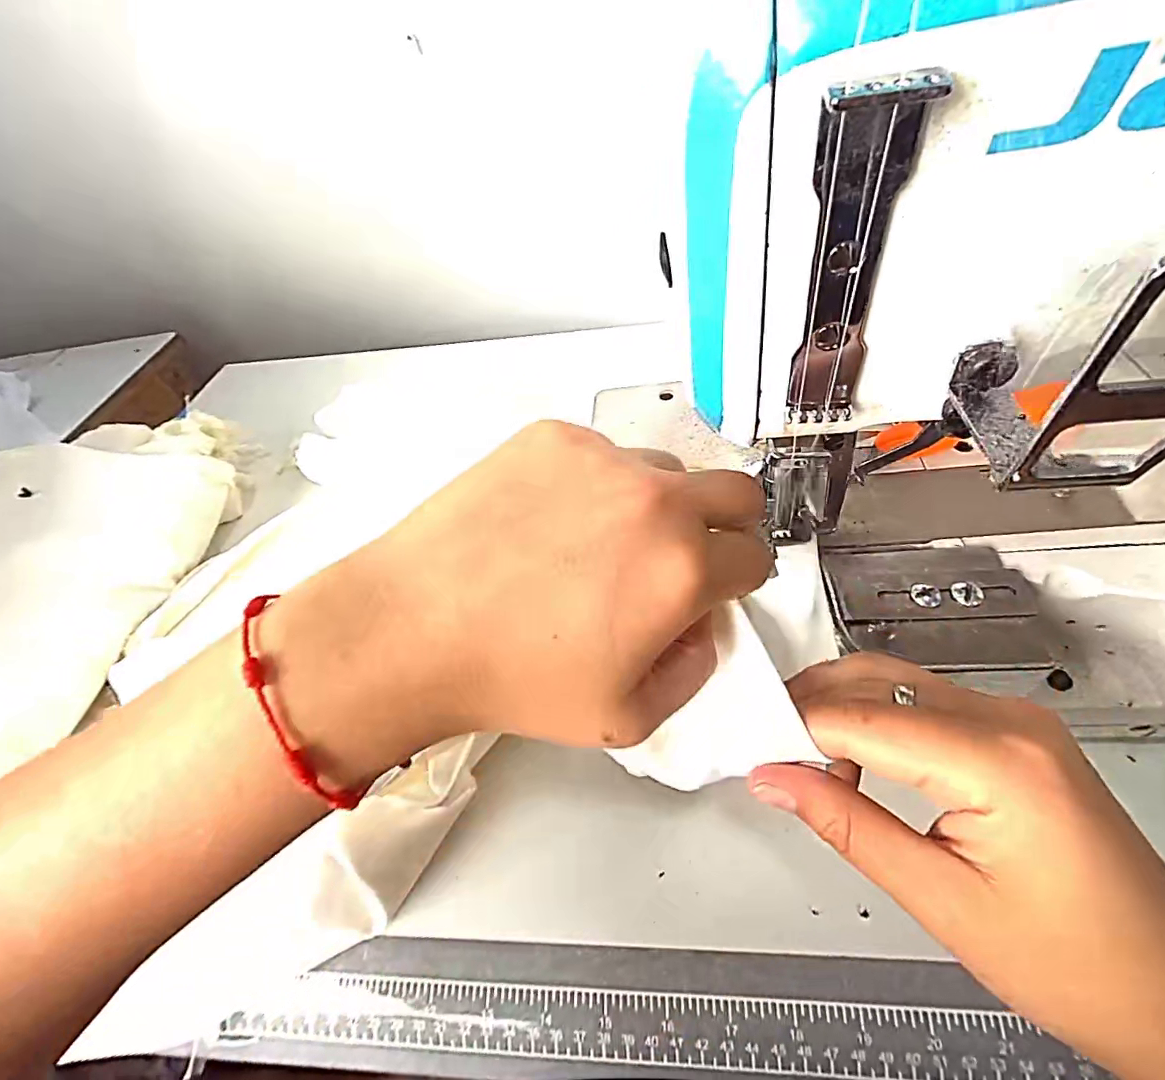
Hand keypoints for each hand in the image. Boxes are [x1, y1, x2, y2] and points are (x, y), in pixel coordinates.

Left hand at [267, 421, 770, 783]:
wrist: (410, 632)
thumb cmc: (513, 678)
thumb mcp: (627, 716)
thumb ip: (693, 672)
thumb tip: (699, 628)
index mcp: (684, 567)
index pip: (754, 556)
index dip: (740, 580)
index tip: (719, 587)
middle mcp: (655, 500)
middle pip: (738, 491)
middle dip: (729, 526)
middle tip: (690, 554)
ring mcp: (603, 460)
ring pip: (668, 471)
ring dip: (660, 505)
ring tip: (605, 544)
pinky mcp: (554, 439)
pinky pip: (605, 456)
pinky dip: (599, 485)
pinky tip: (557, 524)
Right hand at [748, 653, 1164, 1079]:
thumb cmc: (1076, 964)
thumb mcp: (940, 900)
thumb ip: (846, 824)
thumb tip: (777, 778)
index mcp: (998, 760)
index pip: (863, 719)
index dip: (796, 727)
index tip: (753, 746)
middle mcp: (1010, 719)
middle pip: (878, 680)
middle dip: (813, 704)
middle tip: (769, 747)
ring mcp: (1019, 718)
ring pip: (899, 684)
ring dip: (844, 710)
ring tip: (807, 762)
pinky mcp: (1019, 731)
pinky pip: (929, 703)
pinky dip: (881, 721)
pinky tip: (862, 761)